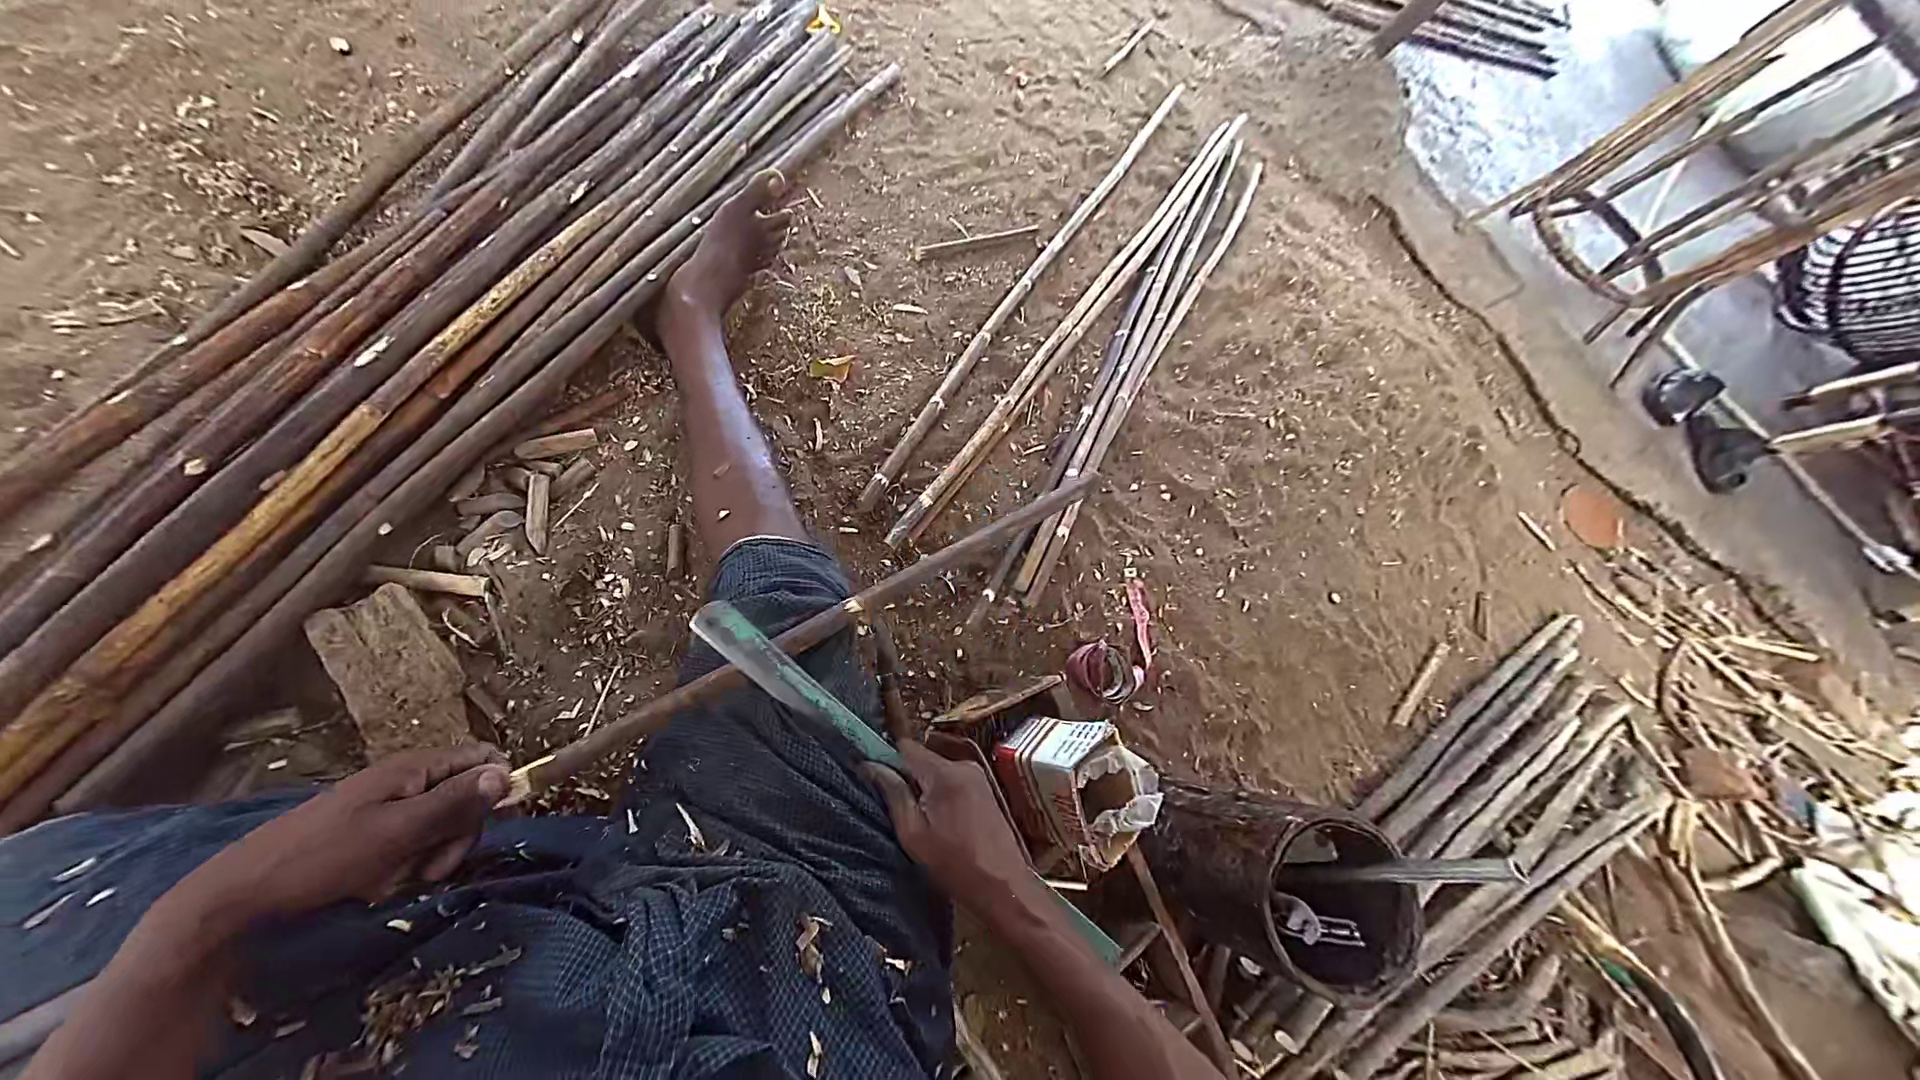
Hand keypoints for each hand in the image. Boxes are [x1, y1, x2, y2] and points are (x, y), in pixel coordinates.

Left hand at [176, 745, 509, 924]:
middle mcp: (407, 779)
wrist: (234, 899)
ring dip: (430, 855)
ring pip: (441, 824)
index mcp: (416, 767)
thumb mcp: (398, 830)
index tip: (491, 820)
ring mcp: (387, 806)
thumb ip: (456, 801)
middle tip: (433, 865)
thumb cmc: (321, 858)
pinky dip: (404, 864)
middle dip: (458, 834)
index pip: (484, 758)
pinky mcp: (371, 832)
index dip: (496, 785)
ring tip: (395, 878)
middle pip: (467, 796)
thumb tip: (506, 773)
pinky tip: (377, 881)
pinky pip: (412, 842)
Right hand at [861, 742, 1037, 916]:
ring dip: (924, 787)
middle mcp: (964, 765)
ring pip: (937, 770)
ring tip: (923, 821)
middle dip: (907, 777)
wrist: (1004, 886)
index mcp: (945, 773)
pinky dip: (941, 793)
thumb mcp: (913, 834)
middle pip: (922, 758)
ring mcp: (978, 775)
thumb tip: (870, 765)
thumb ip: (893, 793)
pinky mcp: (985, 787)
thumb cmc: (955, 865)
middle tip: (900, 809)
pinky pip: (952, 779)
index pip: (906, 747)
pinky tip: (943, 822)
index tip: (874, 776)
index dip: (886, 757)